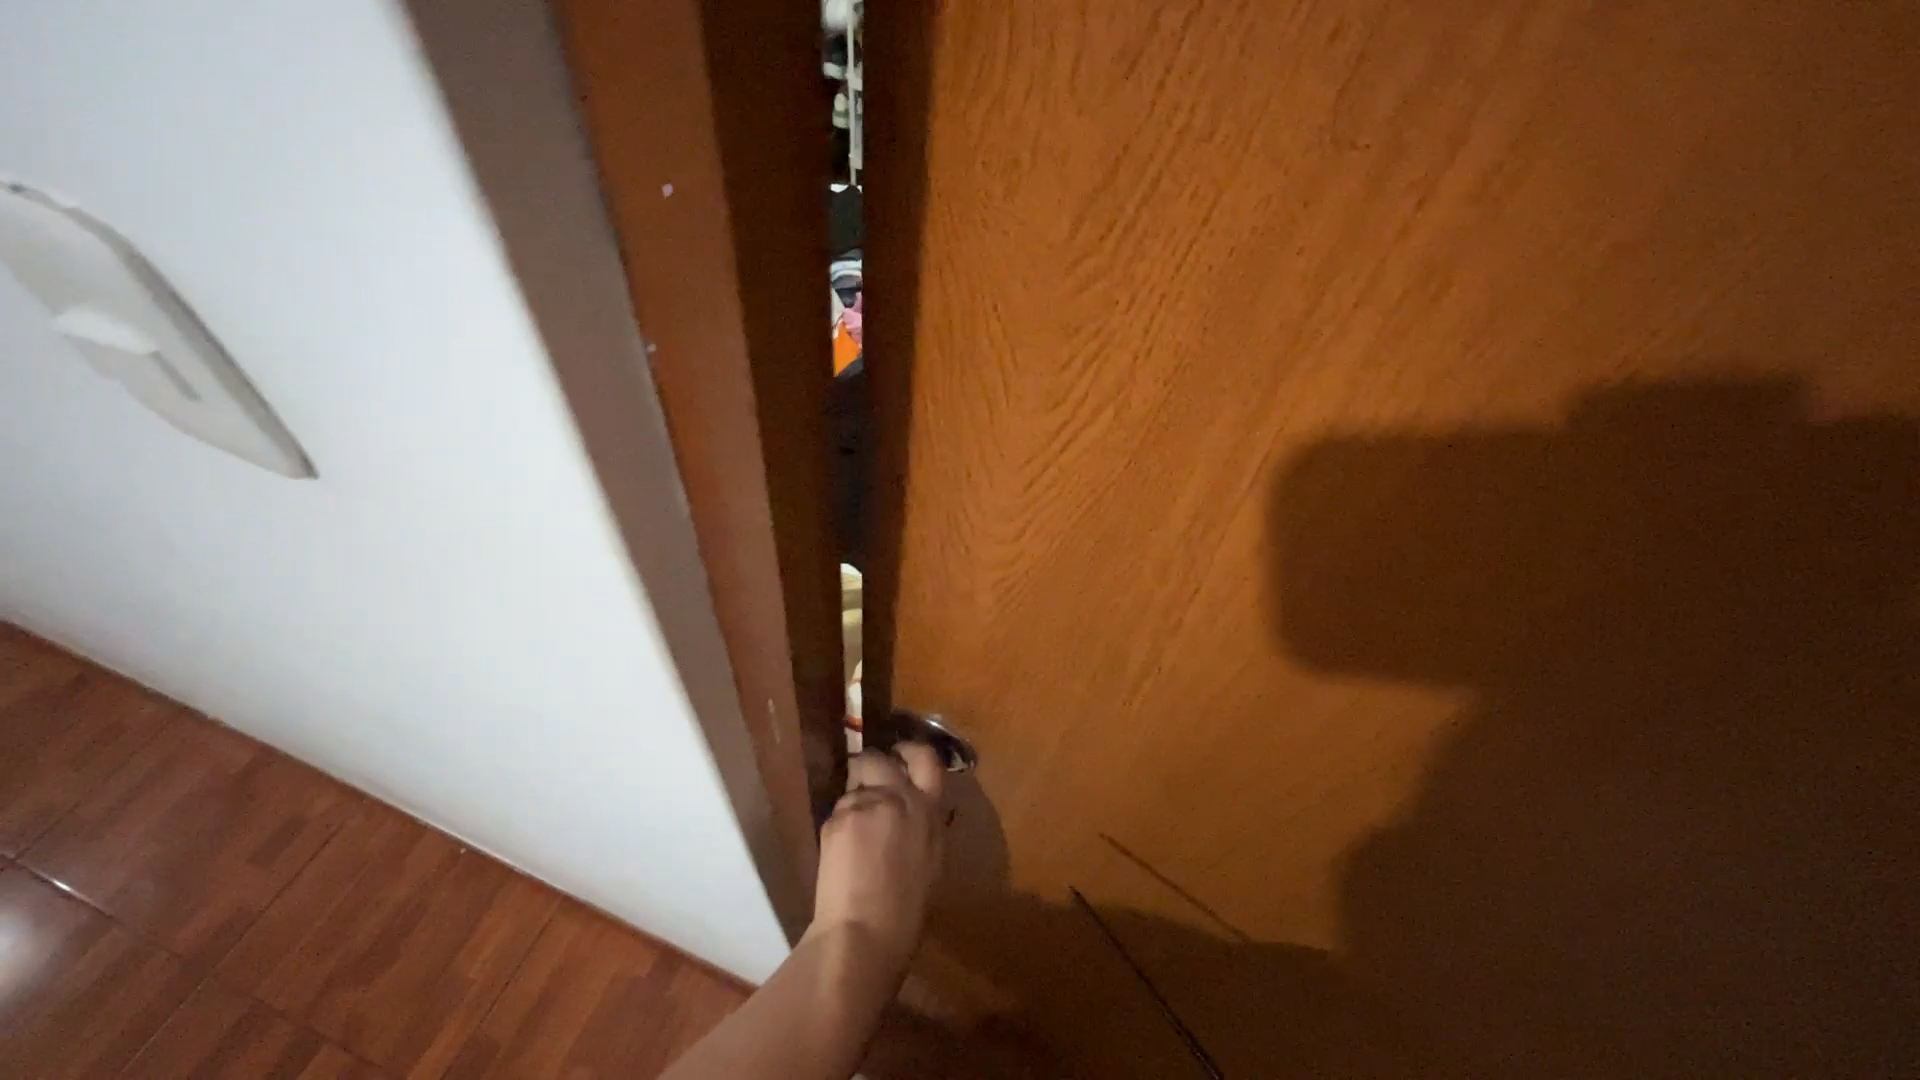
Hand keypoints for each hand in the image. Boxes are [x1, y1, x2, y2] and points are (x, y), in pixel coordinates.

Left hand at [809, 743, 946, 972]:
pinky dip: (840, 821)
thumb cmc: (907, 911)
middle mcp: (900, 798)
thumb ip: (922, 825)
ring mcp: (866, 805)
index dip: (911, 750)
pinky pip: (839, 808)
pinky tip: (841, 849)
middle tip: (865, 780)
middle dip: (871, 764)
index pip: (927, 759)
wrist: (865, 930)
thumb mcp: (931, 859)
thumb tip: (912, 811)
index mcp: (930, 811)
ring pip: (855, 784)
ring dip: (854, 795)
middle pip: (882, 759)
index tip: (900, 752)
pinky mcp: (838, 818)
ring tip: (853, 827)